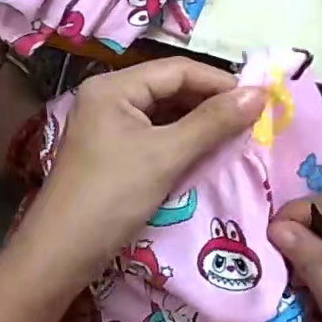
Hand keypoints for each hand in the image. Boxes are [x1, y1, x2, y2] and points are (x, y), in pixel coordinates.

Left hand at [8, 58, 264, 288]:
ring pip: (162, 115)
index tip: (260, 100)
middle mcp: (106, 99)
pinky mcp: (110, 154)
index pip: (177, 70)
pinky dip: (180, 143)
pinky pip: (153, 137)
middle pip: (169, 89)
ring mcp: (106, 128)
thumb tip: (260, 94)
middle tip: (252, 120)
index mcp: (113, 87)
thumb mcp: (166, 155)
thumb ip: (213, 122)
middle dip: (210, 103)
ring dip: (198, 124)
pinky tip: (205, 153)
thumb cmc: (112, 196)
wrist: (62, 252)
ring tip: (235, 136)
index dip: (220, 82)